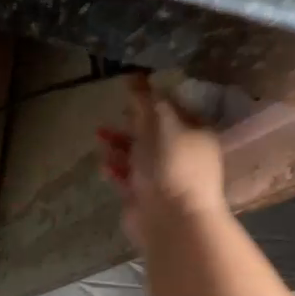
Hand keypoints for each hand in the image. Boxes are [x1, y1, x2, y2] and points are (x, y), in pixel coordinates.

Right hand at [98, 75, 226, 247]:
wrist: (170, 219)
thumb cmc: (171, 166)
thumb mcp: (159, 125)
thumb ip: (146, 101)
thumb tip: (135, 76)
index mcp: (195, 134)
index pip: (174, 110)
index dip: (153, 100)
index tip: (130, 92)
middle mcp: (183, 155)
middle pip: (153, 134)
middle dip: (130, 124)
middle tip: (110, 117)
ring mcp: (164, 178)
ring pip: (138, 156)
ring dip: (118, 146)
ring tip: (99, 138)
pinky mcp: (145, 196)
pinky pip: (128, 178)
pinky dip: (116, 170)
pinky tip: (103, 165)